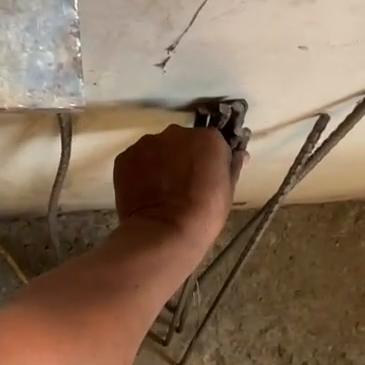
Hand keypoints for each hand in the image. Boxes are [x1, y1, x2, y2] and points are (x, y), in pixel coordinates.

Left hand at [112, 125, 238, 252]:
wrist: (166, 232)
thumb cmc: (205, 213)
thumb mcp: (228, 190)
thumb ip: (232, 165)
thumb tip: (239, 154)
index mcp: (207, 138)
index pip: (210, 142)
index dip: (208, 159)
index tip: (206, 176)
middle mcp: (177, 132)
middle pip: (181, 141)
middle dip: (182, 157)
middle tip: (182, 184)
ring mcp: (148, 143)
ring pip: (156, 149)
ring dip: (159, 163)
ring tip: (160, 190)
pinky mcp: (125, 157)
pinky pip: (136, 160)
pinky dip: (140, 172)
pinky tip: (144, 192)